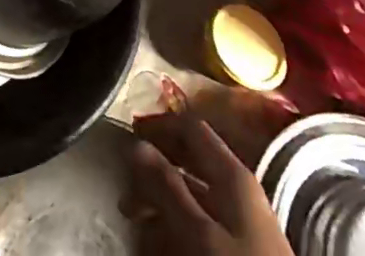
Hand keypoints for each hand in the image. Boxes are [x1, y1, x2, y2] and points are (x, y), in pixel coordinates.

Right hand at [127, 112, 292, 255]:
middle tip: (126, 183)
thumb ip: (168, 188)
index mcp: (232, 172)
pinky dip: (175, 219)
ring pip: (192, 190)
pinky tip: (157, 237)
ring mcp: (238, 214)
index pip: (193, 129)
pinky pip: (199, 217)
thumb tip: (137, 146)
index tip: (130, 131)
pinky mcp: (236, 240)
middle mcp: (236, 185)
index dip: (161, 125)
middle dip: (156, 166)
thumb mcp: (199, 232)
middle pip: (190, 159)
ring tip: (133, 215)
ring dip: (161, 197)